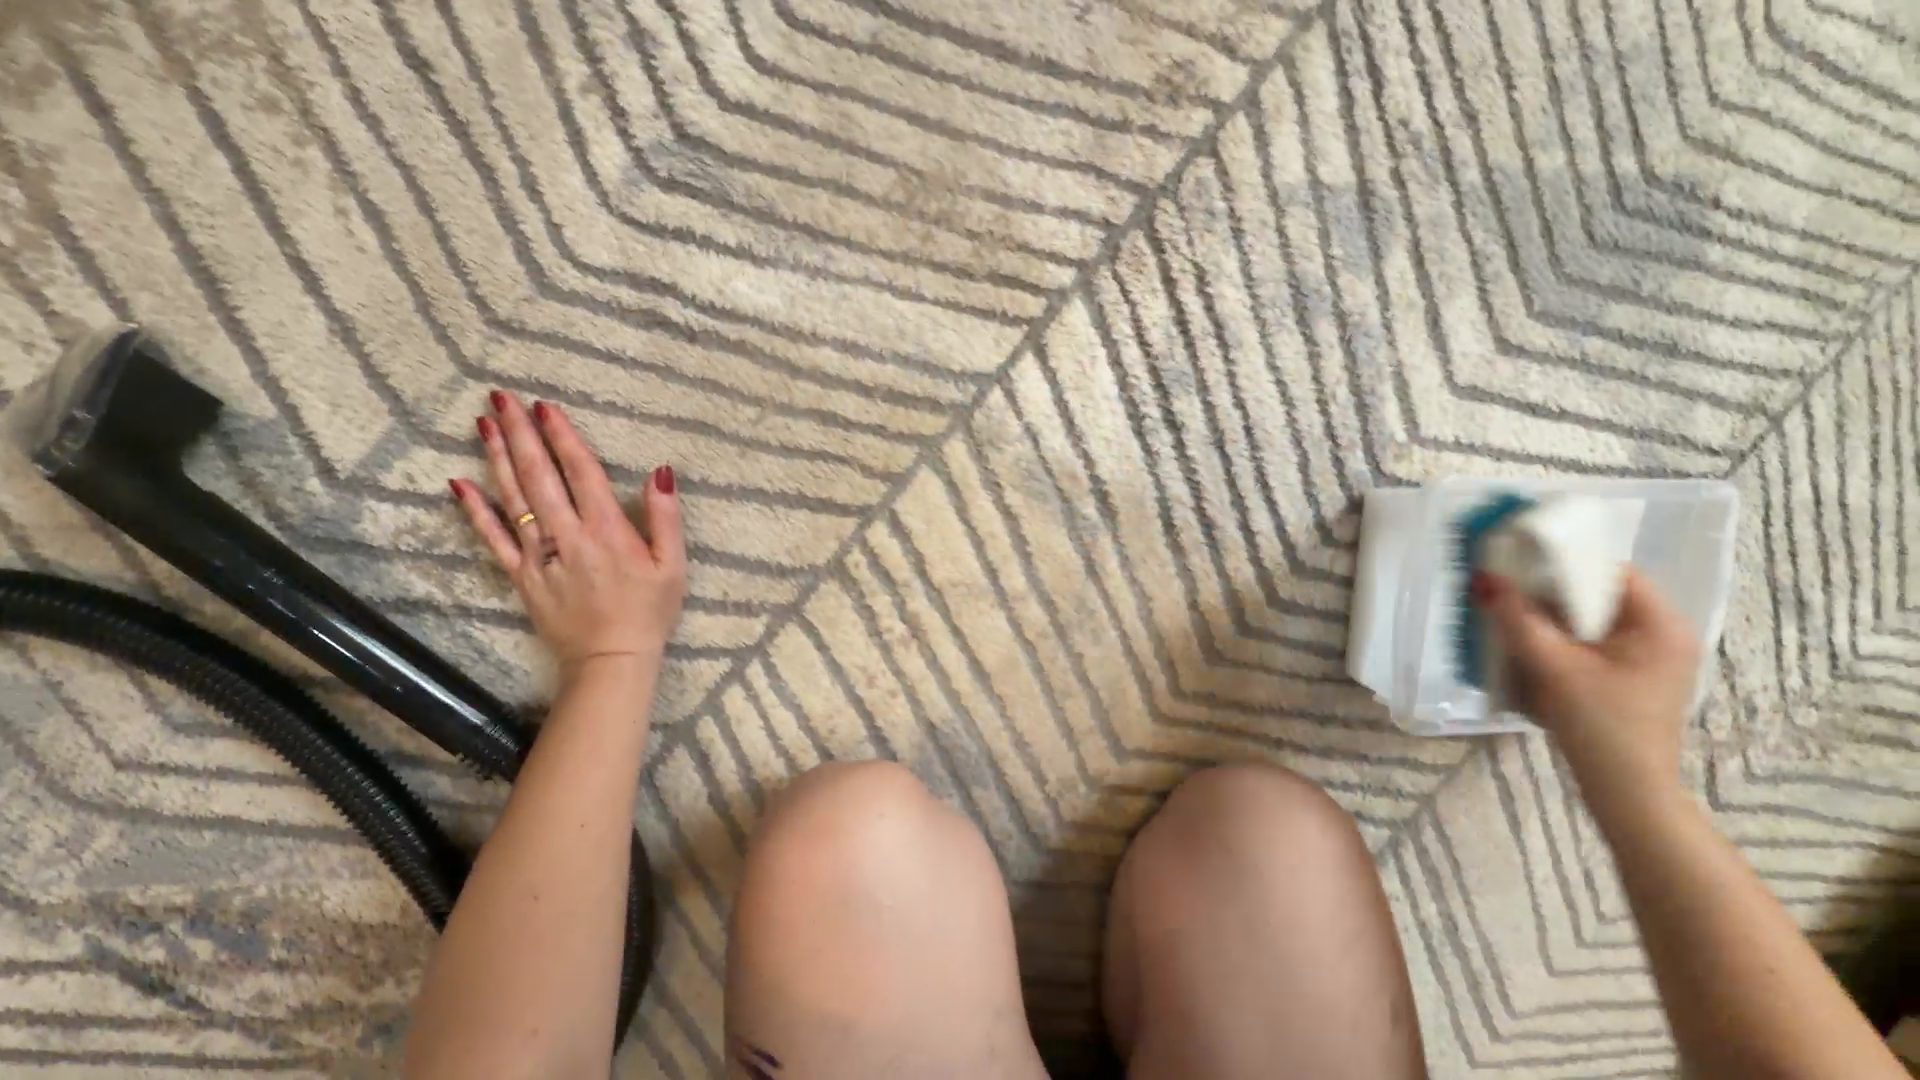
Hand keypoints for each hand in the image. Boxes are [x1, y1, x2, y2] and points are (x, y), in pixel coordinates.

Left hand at [449, 390, 684, 683]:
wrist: (612, 661)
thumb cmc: (649, 612)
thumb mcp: (673, 565)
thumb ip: (665, 517)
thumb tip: (660, 471)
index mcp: (607, 530)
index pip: (581, 472)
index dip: (562, 436)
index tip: (544, 406)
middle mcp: (568, 536)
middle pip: (539, 476)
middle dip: (520, 434)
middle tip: (501, 398)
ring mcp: (539, 556)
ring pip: (513, 500)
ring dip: (496, 459)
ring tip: (483, 423)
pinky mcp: (522, 577)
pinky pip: (493, 540)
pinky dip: (475, 511)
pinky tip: (459, 484)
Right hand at [1474, 568, 1698, 798]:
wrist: (1627, 793)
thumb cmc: (1600, 727)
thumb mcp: (1554, 669)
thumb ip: (1518, 620)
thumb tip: (1485, 579)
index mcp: (1659, 623)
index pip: (1607, 570)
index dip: (1560, 562)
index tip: (1515, 563)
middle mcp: (1661, 633)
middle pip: (1595, 593)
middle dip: (1546, 591)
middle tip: (1501, 590)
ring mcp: (1647, 656)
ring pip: (1587, 619)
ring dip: (1546, 616)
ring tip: (1506, 616)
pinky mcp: (1629, 676)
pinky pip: (1587, 641)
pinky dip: (1556, 638)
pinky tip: (1526, 647)